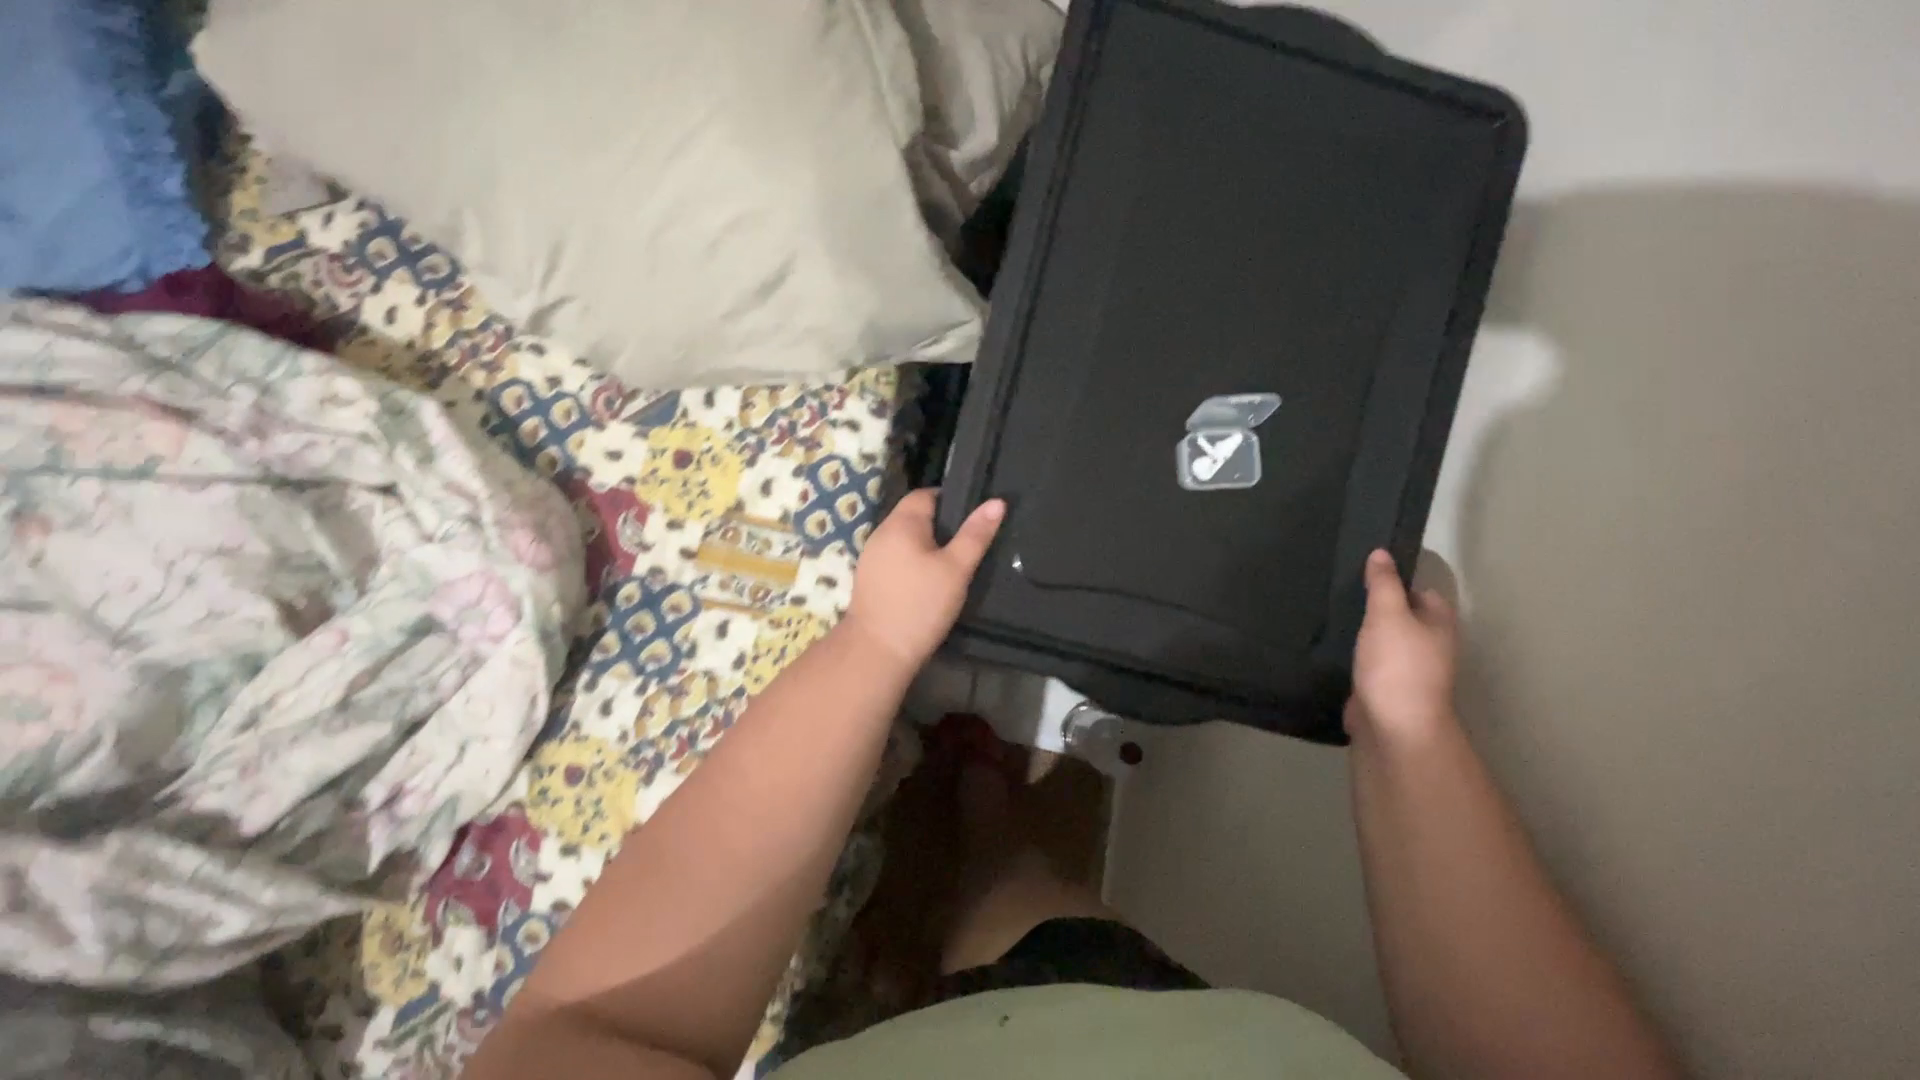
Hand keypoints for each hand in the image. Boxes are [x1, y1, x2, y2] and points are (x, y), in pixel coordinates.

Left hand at [845, 490, 1005, 670]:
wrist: (878, 650)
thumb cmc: (921, 605)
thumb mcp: (956, 569)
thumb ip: (975, 534)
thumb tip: (996, 502)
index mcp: (901, 523)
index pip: (925, 494)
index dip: (950, 500)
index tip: (973, 518)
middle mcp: (881, 533)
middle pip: (913, 516)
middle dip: (940, 524)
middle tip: (969, 542)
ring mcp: (871, 557)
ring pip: (904, 539)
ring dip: (926, 545)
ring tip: (953, 563)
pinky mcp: (869, 579)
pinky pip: (895, 558)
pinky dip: (912, 562)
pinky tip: (928, 582)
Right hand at [1346, 549, 1459, 739]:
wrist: (1394, 725)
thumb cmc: (1397, 665)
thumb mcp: (1388, 615)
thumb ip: (1383, 583)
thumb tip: (1381, 552)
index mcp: (1439, 623)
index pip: (1418, 590)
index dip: (1393, 581)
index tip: (1360, 573)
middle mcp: (1428, 644)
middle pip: (1399, 615)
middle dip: (1372, 607)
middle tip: (1338, 592)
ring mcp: (1406, 668)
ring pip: (1381, 640)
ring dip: (1360, 633)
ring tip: (1328, 616)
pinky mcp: (1384, 687)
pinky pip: (1367, 662)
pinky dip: (1352, 656)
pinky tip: (1329, 648)